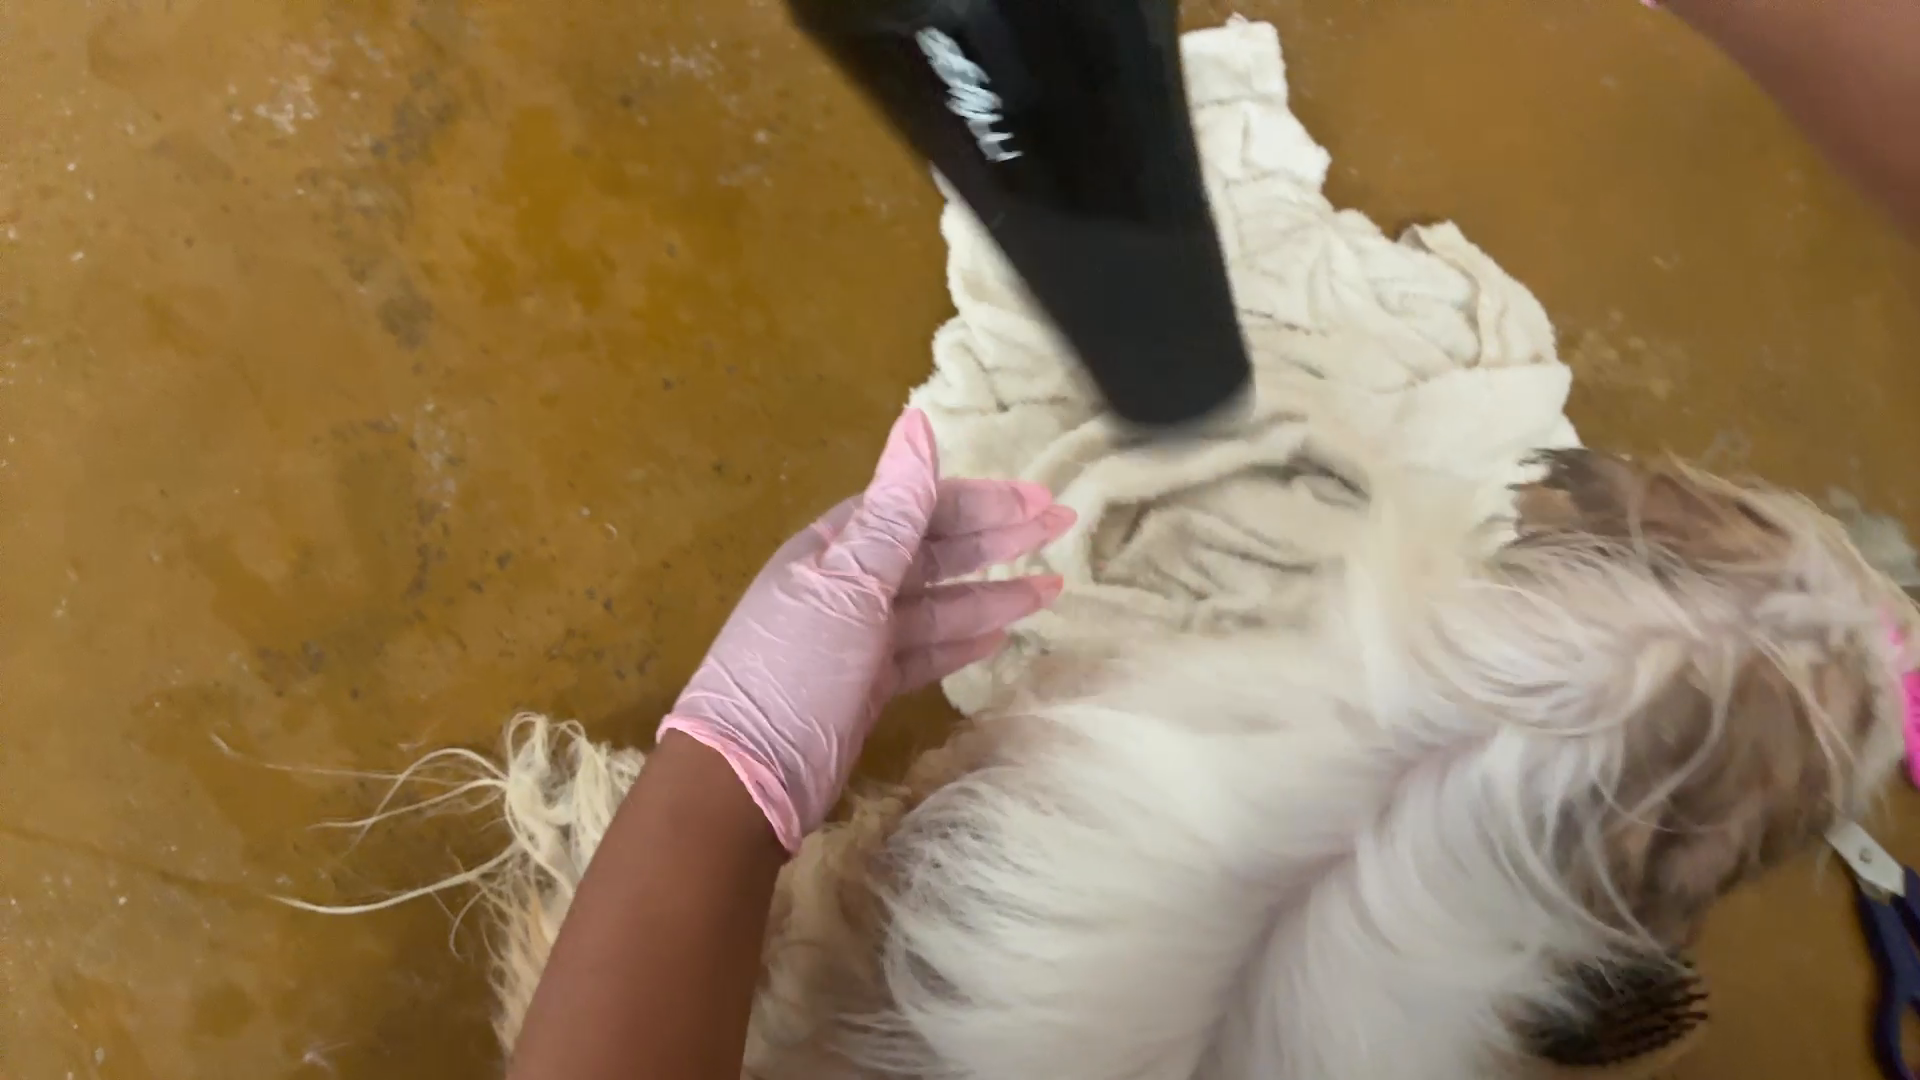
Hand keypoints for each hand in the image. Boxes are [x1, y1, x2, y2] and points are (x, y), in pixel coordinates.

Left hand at [658, 409, 1072, 851]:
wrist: (748, 777)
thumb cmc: (797, 667)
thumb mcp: (849, 581)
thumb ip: (893, 509)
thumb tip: (916, 421)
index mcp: (839, 549)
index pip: (920, 509)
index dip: (981, 499)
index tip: (1037, 499)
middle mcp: (851, 585)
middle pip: (937, 552)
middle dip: (998, 538)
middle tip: (1060, 527)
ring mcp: (861, 637)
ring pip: (940, 605)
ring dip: (993, 594)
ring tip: (1051, 588)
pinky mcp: (871, 683)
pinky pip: (927, 651)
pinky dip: (962, 641)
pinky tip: (999, 634)